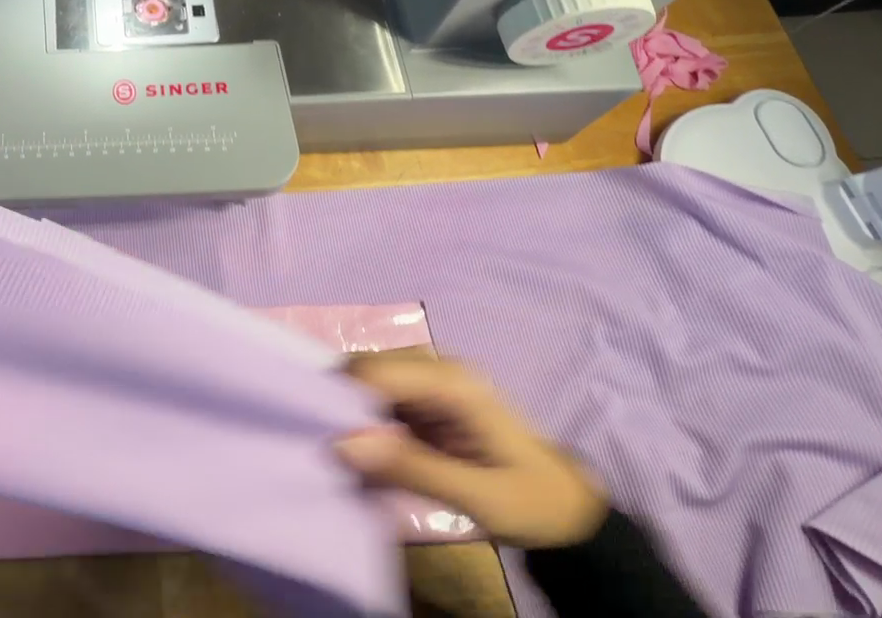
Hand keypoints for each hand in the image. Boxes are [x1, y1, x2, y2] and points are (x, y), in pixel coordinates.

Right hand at [335, 356, 606, 548]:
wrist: (566, 512)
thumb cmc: (530, 502)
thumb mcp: (478, 497)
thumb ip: (411, 468)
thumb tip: (341, 443)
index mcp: (452, 382)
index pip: (374, 370)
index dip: (339, 397)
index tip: (315, 436)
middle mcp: (435, 368)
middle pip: (364, 369)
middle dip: (337, 404)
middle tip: (323, 448)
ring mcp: (427, 382)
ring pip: (364, 382)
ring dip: (346, 414)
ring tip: (336, 453)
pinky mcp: (421, 400)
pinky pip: (375, 399)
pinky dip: (360, 422)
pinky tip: (359, 452)